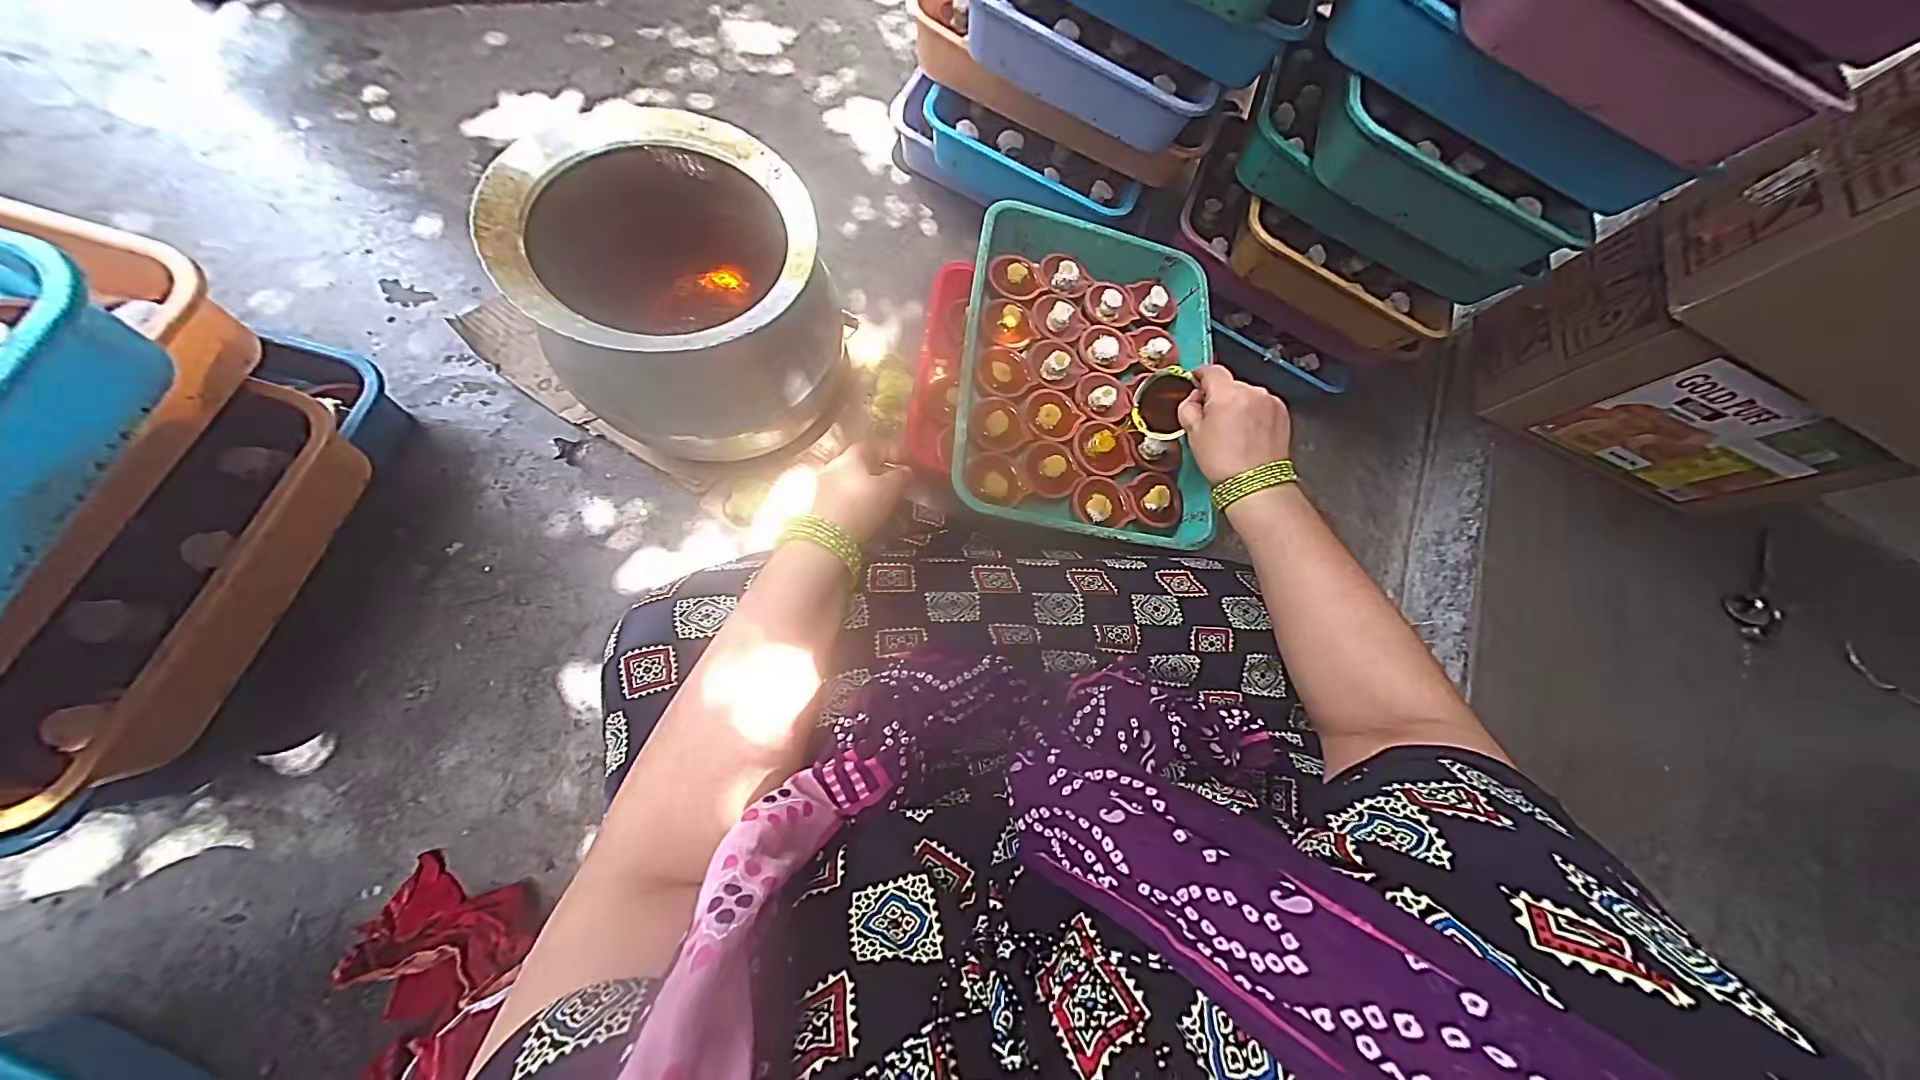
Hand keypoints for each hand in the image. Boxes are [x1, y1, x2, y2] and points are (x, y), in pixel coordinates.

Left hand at [809, 442, 909, 542]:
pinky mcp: (823, 506)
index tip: (909, 464)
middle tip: (900, 483)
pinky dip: (861, 501)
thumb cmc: (863, 507)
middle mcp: (835, 465)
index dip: (895, 453)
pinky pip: (847, 497)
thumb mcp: (890, 489)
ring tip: (889, 501)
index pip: (876, 446)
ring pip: (855, 481)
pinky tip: (871, 512)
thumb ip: (901, 476)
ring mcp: (825, 486)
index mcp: (852, 455)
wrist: (829, 540)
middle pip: (863, 464)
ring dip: (872, 488)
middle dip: (883, 472)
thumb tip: (905, 470)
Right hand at [1176, 365, 1293, 482]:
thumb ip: (1188, 408)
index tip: (1196, 382)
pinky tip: (1245, 435)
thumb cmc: (1225, 462)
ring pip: (1246, 395)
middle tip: (1210, 421)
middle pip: (1229, 384)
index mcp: (1228, 393)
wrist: (1256, 483)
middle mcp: (1252, 392)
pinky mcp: (1282, 413)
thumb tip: (1192, 399)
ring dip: (1237, 406)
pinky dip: (1252, 414)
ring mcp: (1269, 401)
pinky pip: (1261, 405)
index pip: (1211, 371)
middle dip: (1219, 398)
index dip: (1200, 376)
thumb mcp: (1193, 434)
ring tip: (1230, 433)